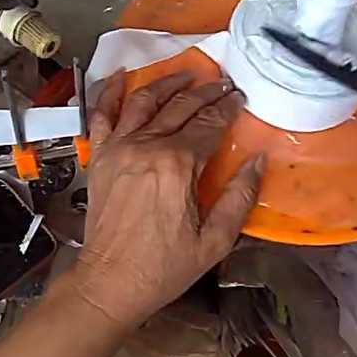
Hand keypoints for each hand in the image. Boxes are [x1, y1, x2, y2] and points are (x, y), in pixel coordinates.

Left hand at [59, 72, 265, 328]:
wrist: (109, 282)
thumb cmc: (163, 268)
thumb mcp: (213, 241)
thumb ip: (238, 197)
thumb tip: (257, 161)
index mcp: (177, 165)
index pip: (209, 125)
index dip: (228, 109)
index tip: (240, 99)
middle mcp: (145, 147)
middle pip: (180, 108)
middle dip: (206, 92)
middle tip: (223, 83)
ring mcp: (118, 149)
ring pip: (144, 102)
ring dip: (167, 83)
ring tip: (186, 74)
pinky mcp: (99, 158)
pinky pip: (101, 116)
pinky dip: (109, 93)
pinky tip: (120, 77)